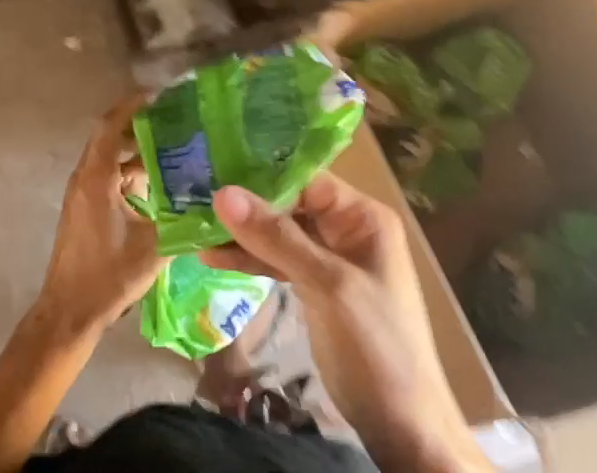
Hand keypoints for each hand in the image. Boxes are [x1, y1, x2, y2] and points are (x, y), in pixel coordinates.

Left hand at [36, 96, 162, 335]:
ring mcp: (81, 194)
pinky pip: (107, 177)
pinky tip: (158, 186)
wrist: (70, 311)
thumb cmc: (108, 276)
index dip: (133, 106)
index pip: (110, 126)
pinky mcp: (84, 209)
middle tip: (176, 121)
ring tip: (174, 150)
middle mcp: (85, 178)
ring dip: (136, 152)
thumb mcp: (154, 247)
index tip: (161, 96)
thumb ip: (183, 221)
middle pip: (110, 138)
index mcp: (96, 178)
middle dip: (141, 126)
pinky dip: (129, 173)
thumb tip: (217, 205)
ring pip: (110, 160)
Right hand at [201, 173, 482, 472]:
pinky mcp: (317, 290)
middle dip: (245, 205)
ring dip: (241, 235)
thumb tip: (223, 193)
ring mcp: (332, 262)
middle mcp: (348, 231)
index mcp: (363, 218)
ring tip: (194, 229)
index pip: (307, 180)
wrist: (403, 426)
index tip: (213, 170)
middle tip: (193, 196)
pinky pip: (279, 263)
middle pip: (290, 204)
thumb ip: (276, 237)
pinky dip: (250, 261)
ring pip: (280, 235)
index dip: (262, 175)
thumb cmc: (375, 344)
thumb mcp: (326, 284)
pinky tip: (213, 259)